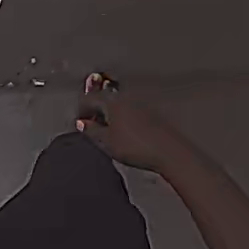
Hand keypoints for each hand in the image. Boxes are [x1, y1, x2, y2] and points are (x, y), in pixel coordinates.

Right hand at [76, 73, 195, 174]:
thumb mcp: (106, 142)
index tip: (79, 124)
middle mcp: (124, 96)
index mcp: (111, 100)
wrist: (169, 151)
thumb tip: (81, 123)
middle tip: (92, 125)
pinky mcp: (151, 113)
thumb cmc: (134, 146)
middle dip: (96, 110)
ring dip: (109, 113)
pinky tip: (125, 131)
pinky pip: (129, 109)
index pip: (89, 98)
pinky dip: (122, 117)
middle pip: (104, 98)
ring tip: (108, 130)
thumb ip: (91, 131)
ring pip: (117, 104)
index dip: (81, 110)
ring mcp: (140, 103)